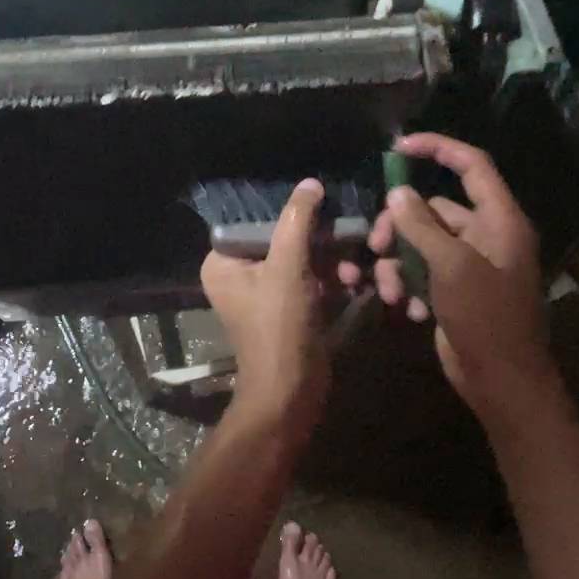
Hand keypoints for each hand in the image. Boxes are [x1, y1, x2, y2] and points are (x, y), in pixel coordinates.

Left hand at [200, 179, 332, 416]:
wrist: (291, 394)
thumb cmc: (279, 328)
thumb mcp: (288, 268)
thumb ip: (298, 222)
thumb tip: (309, 184)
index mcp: (223, 262)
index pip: (254, 220)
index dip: (288, 212)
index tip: (323, 203)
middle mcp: (238, 273)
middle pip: (282, 238)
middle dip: (319, 240)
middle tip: (347, 235)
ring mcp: (264, 292)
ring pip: (301, 259)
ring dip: (331, 259)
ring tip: (354, 268)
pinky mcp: (289, 308)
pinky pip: (310, 280)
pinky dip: (332, 278)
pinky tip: (355, 280)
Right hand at [370, 133, 553, 415]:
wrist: (502, 380)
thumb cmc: (485, 317)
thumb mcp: (451, 266)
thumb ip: (422, 226)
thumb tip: (398, 193)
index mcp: (499, 220)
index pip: (472, 166)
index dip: (438, 149)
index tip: (398, 147)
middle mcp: (487, 235)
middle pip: (433, 209)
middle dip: (399, 225)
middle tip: (375, 245)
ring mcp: (471, 264)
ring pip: (422, 242)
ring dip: (398, 262)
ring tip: (388, 289)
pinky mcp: (456, 289)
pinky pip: (423, 270)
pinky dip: (408, 283)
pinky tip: (404, 307)